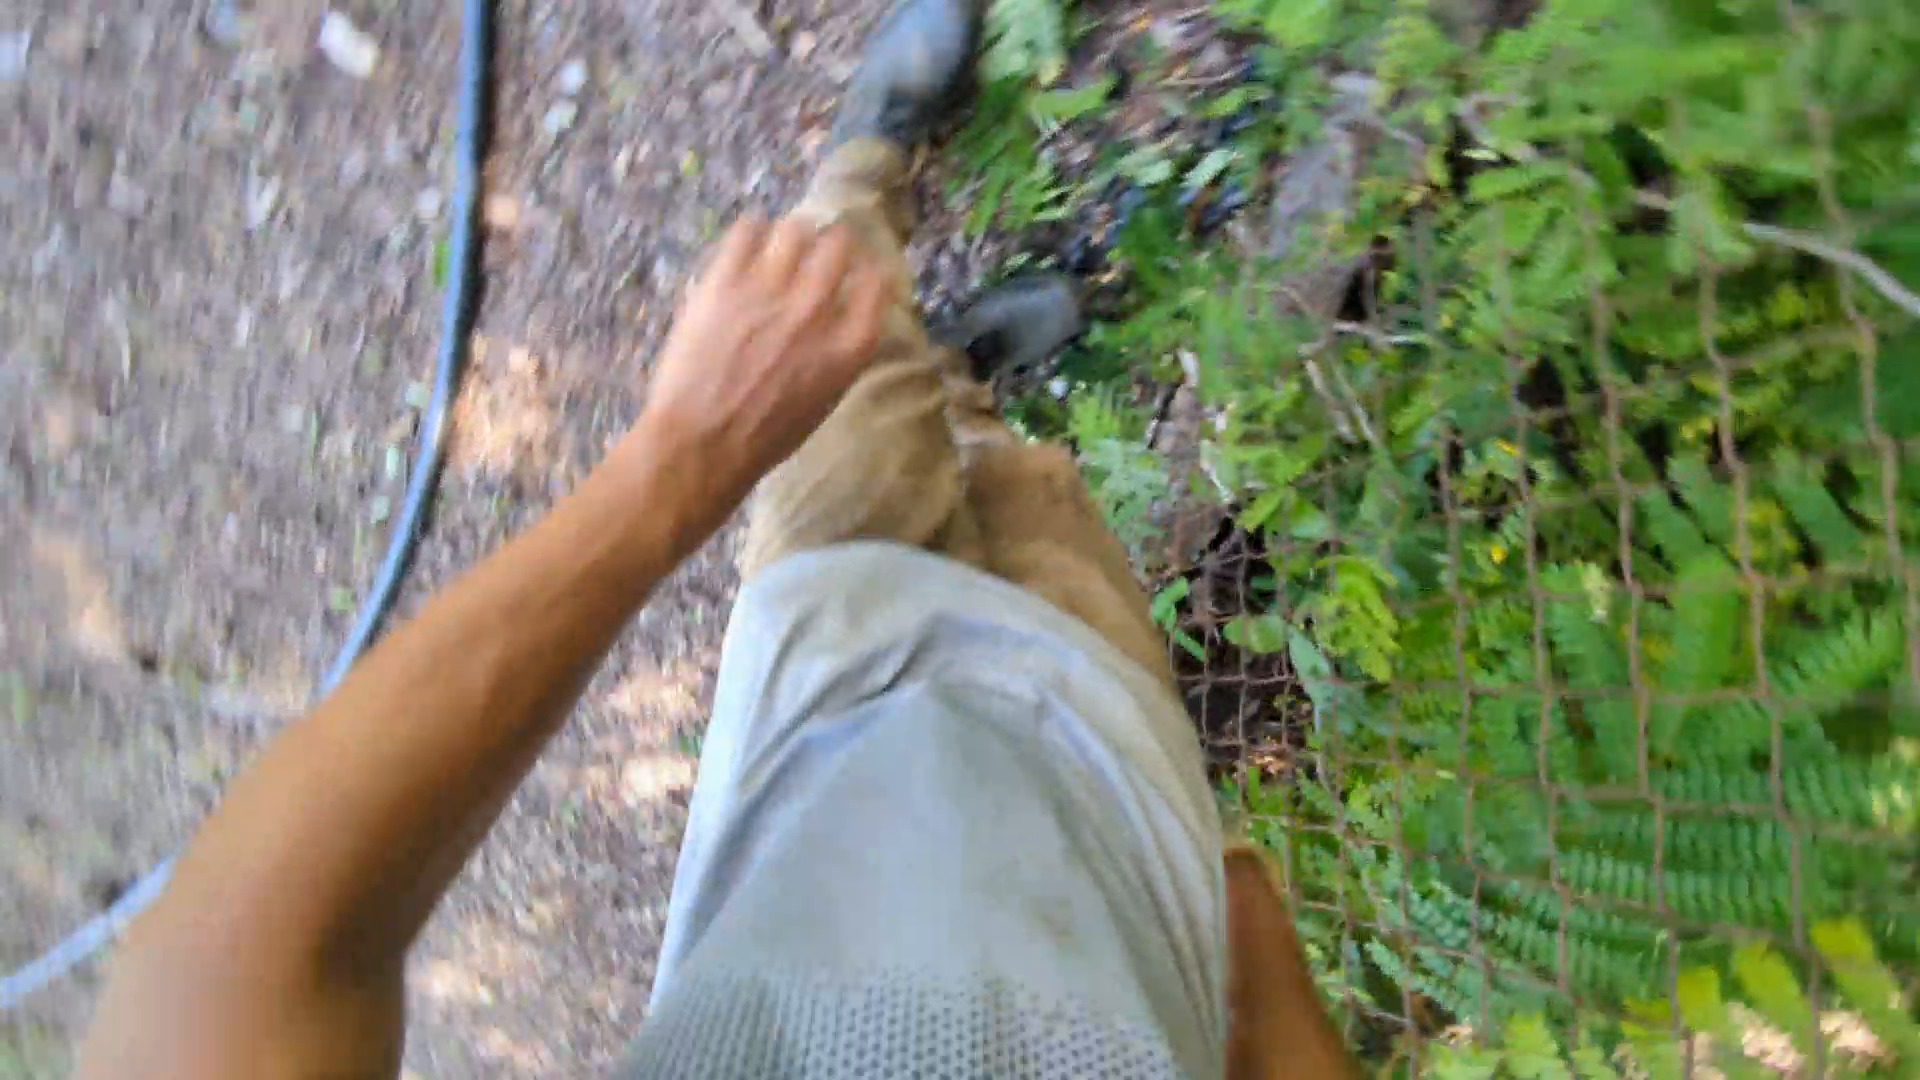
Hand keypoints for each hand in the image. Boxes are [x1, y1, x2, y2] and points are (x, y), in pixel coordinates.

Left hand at [635, 216, 896, 500]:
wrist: (704, 441)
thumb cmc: (767, 435)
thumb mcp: (824, 401)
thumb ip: (839, 355)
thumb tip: (840, 320)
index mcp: (848, 347)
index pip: (878, 284)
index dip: (873, 271)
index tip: (863, 270)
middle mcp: (815, 310)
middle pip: (839, 245)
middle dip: (836, 242)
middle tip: (825, 247)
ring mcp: (769, 291)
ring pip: (794, 230)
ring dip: (796, 234)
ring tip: (787, 243)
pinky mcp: (724, 281)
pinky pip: (747, 230)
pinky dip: (755, 231)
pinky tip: (752, 244)